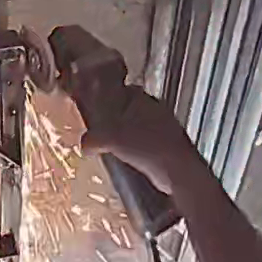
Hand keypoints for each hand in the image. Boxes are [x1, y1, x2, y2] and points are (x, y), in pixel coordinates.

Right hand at [74, 81, 197, 194]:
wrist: (177, 170)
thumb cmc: (145, 146)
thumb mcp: (109, 139)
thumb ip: (92, 139)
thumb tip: (84, 144)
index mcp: (142, 99)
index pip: (124, 90)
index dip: (111, 97)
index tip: (98, 107)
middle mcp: (155, 109)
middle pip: (131, 108)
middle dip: (118, 118)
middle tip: (102, 129)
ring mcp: (165, 127)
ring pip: (140, 125)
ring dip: (128, 134)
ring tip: (113, 146)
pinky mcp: (170, 145)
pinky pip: (148, 141)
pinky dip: (138, 148)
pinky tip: (129, 159)